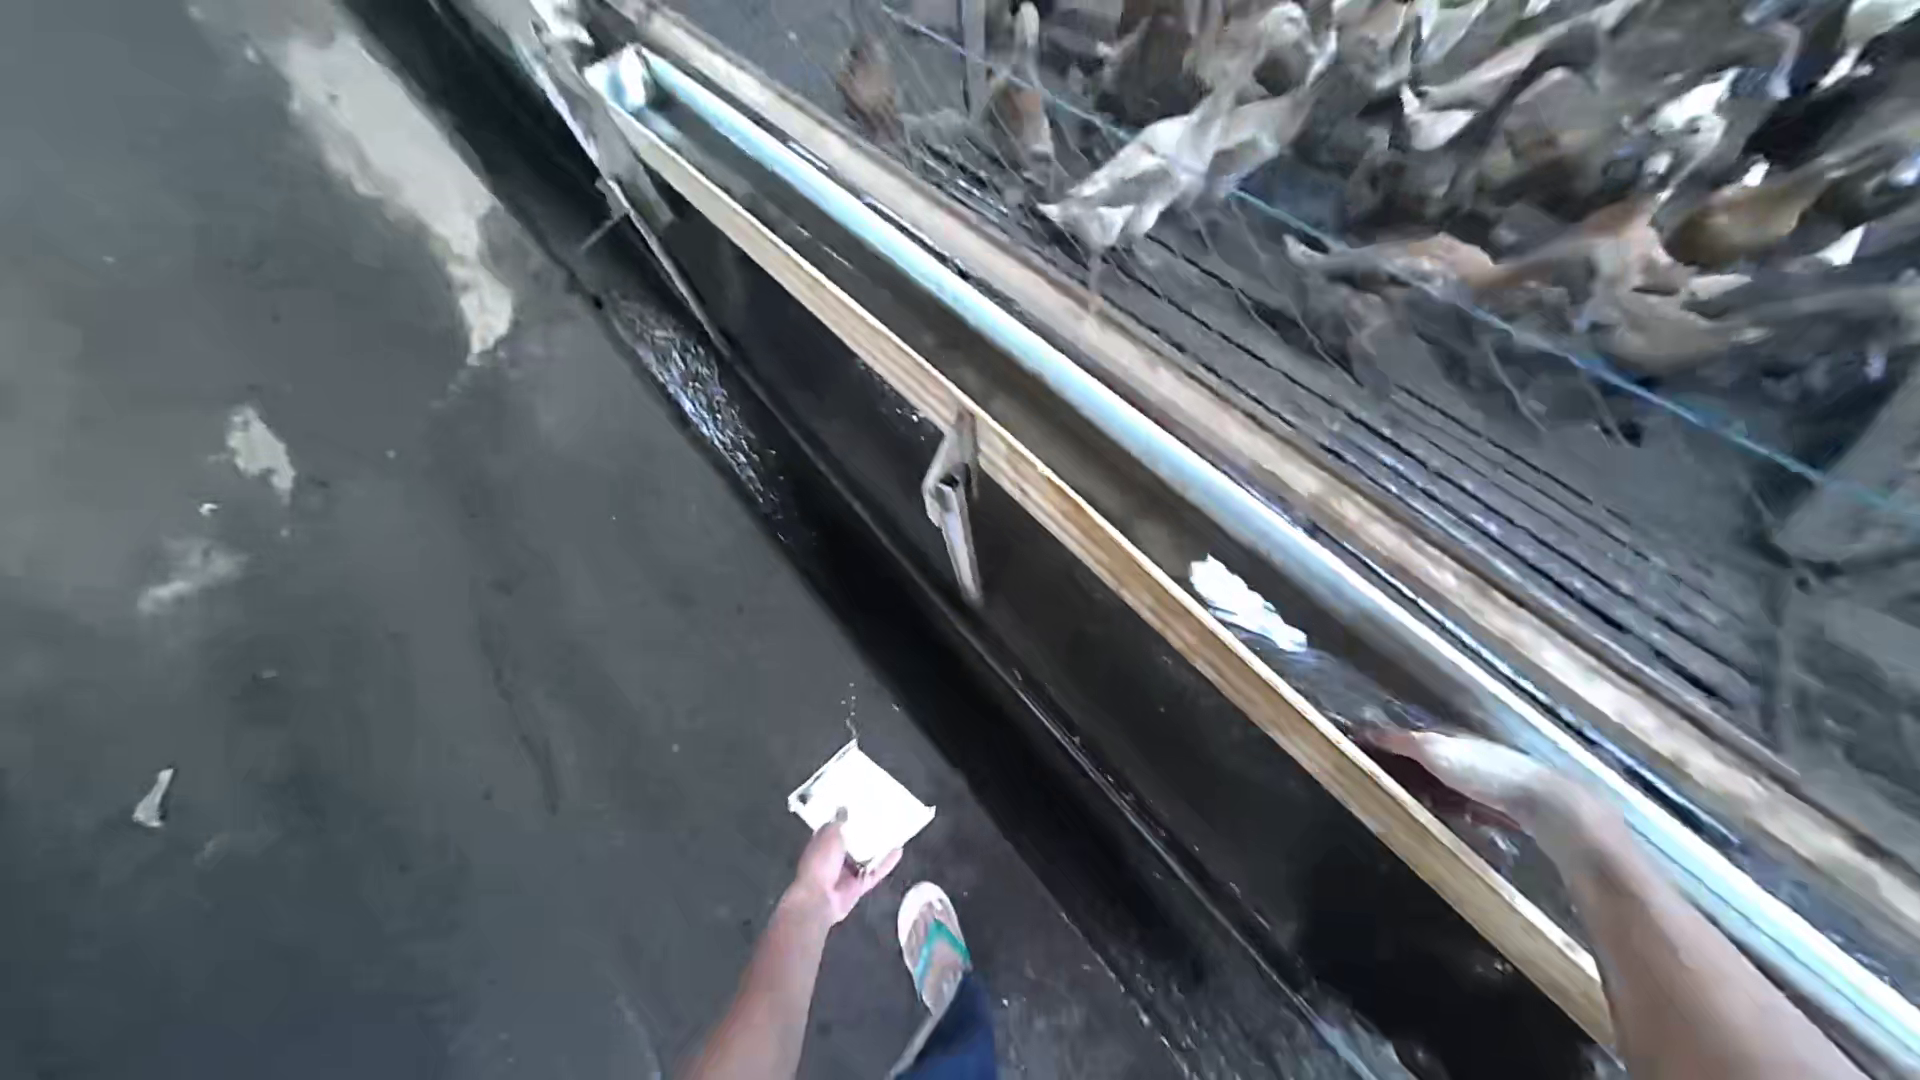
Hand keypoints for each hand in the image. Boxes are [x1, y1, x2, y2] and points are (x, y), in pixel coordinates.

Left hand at [784, 811, 902, 925]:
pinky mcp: (860, 885)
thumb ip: (839, 821)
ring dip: (880, 847)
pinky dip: (887, 862)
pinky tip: (899, 850)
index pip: (838, 827)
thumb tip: (844, 807)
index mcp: (824, 843)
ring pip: (868, 857)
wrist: (818, 898)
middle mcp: (836, 858)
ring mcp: (849, 873)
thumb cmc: (820, 861)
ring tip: (896, 831)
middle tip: (885, 815)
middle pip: (855, 842)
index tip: (863, 804)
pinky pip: (876, 871)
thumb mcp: (829, 834)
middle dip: (868, 831)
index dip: (849, 817)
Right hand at [1375, 730, 1564, 830]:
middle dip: (1399, 768)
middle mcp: (1458, 754)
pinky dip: (1445, 808)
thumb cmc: (1481, 770)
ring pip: (1437, 783)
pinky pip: (1457, 804)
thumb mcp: (1432, 750)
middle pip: (1419, 761)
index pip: (1402, 736)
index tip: (1357, 749)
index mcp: (1443, 737)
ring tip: (1405, 803)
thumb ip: (1400, 741)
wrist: (1541, 804)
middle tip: (1378, 782)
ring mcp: (1477, 780)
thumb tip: (1365, 730)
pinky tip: (1440, 817)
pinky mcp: (1491, 805)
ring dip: (1422, 791)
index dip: (1380, 742)